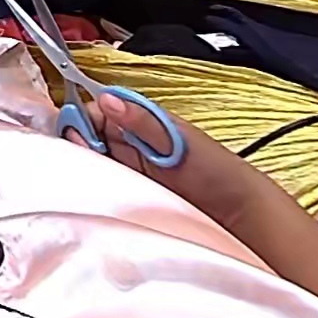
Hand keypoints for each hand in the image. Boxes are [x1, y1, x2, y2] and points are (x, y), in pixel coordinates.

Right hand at [75, 94, 271, 233]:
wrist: (243, 219)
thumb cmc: (217, 171)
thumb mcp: (180, 140)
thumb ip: (142, 120)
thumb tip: (106, 99)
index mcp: (142, 121)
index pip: (99, 111)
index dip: (82, 118)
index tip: (74, 132)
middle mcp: (131, 144)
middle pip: (90, 136)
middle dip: (77, 142)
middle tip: (77, 158)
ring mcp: (129, 172)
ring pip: (93, 162)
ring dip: (83, 166)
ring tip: (80, 176)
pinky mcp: (130, 198)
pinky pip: (103, 187)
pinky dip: (93, 188)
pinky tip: (87, 193)